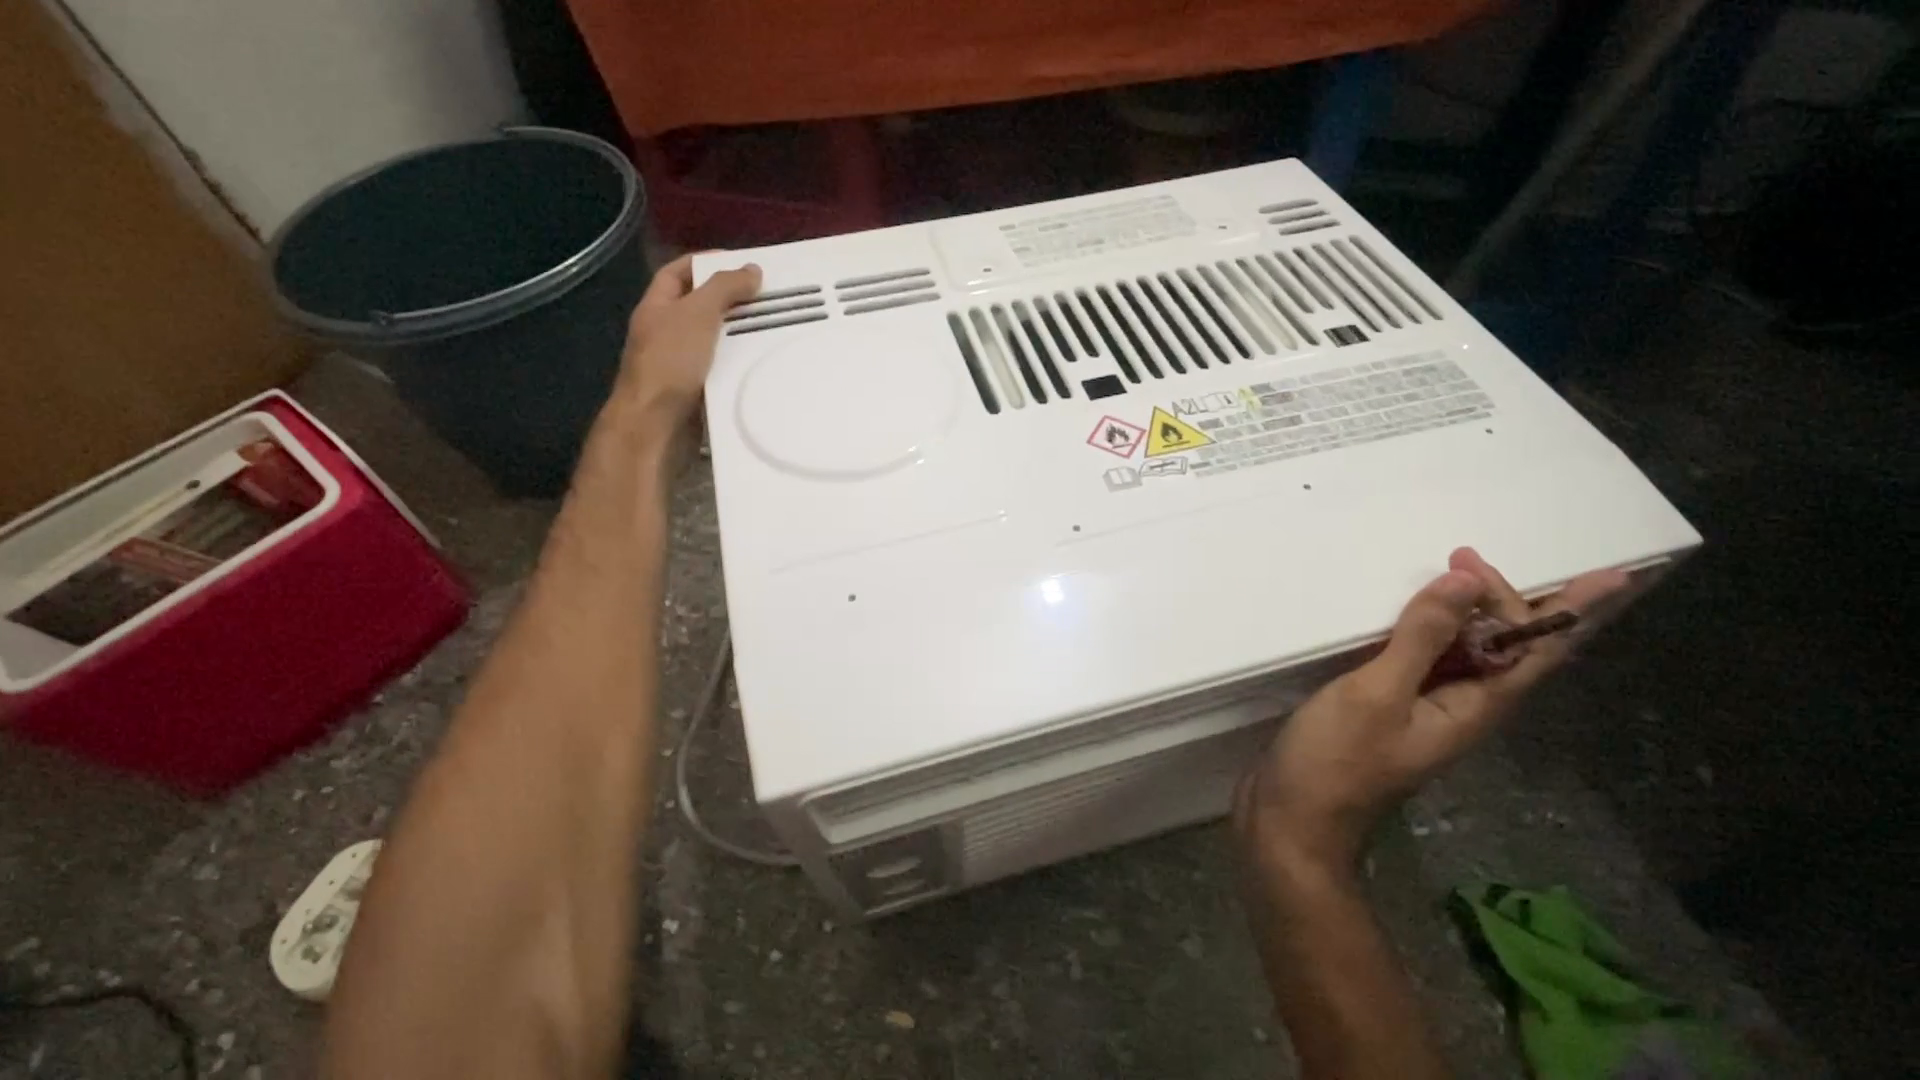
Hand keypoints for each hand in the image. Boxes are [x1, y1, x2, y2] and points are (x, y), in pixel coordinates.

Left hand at [615, 253, 761, 417]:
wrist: (657, 425)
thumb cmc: (670, 362)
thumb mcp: (697, 313)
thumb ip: (724, 288)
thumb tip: (752, 270)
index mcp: (656, 307)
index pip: (678, 272)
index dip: (706, 263)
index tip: (742, 264)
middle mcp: (664, 332)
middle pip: (699, 306)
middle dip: (731, 299)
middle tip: (768, 296)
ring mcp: (679, 364)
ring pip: (714, 340)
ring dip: (740, 334)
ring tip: (774, 326)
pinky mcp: (696, 390)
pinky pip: (722, 369)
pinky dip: (740, 364)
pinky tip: (763, 362)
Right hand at [1233, 547, 1627, 875]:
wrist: (1295, 824)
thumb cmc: (1337, 762)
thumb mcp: (1377, 695)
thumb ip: (1420, 639)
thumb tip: (1465, 581)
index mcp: (1471, 707)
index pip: (1536, 652)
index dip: (1568, 613)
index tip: (1608, 576)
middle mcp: (1458, 707)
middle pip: (1502, 648)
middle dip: (1499, 600)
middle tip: (1464, 555)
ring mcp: (1421, 711)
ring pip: (1463, 653)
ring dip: (1465, 612)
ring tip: (1454, 573)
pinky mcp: (1386, 711)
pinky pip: (1423, 660)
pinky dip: (1426, 630)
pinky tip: (1406, 618)